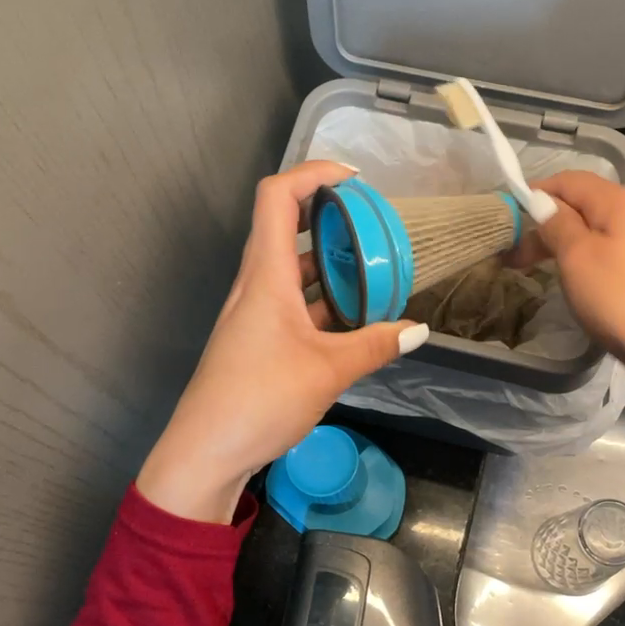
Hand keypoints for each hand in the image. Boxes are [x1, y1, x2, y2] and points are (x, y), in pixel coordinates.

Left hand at [136, 161, 428, 522]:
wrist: (206, 451)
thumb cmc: (262, 399)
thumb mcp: (329, 371)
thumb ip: (375, 346)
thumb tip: (418, 330)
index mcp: (265, 276)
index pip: (278, 197)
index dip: (314, 174)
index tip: (355, 180)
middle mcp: (255, 286)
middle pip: (285, 228)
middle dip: (329, 218)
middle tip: (372, 227)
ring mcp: (254, 314)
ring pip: (291, 271)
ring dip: (328, 264)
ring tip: (372, 271)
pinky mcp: (257, 341)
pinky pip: (292, 304)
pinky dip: (322, 301)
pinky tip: (353, 321)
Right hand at [520, 172, 624, 378]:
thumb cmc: (622, 299)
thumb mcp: (577, 258)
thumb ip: (557, 224)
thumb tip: (542, 201)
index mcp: (620, 201)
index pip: (569, 180)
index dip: (535, 193)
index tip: (506, 218)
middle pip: (586, 205)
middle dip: (548, 224)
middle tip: (516, 256)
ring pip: (602, 231)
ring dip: (568, 244)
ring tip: (544, 269)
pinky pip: (617, 253)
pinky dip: (591, 260)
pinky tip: (583, 283)